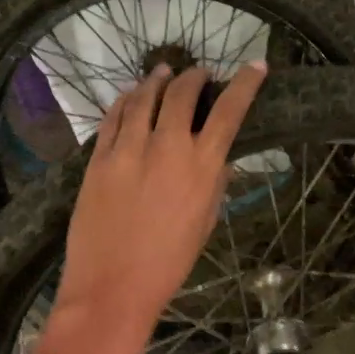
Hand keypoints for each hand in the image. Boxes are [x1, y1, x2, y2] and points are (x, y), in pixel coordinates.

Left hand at [54, 63, 267, 328]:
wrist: (111, 288)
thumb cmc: (169, 262)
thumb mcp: (206, 220)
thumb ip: (214, 180)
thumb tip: (219, 155)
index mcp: (201, 165)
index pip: (230, 110)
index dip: (245, 83)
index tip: (256, 65)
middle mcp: (167, 147)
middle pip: (182, 92)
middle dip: (195, 76)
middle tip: (200, 74)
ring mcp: (128, 149)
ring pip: (144, 96)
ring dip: (158, 80)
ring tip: (163, 72)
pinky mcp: (98, 158)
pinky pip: (114, 116)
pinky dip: (126, 100)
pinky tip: (131, 96)